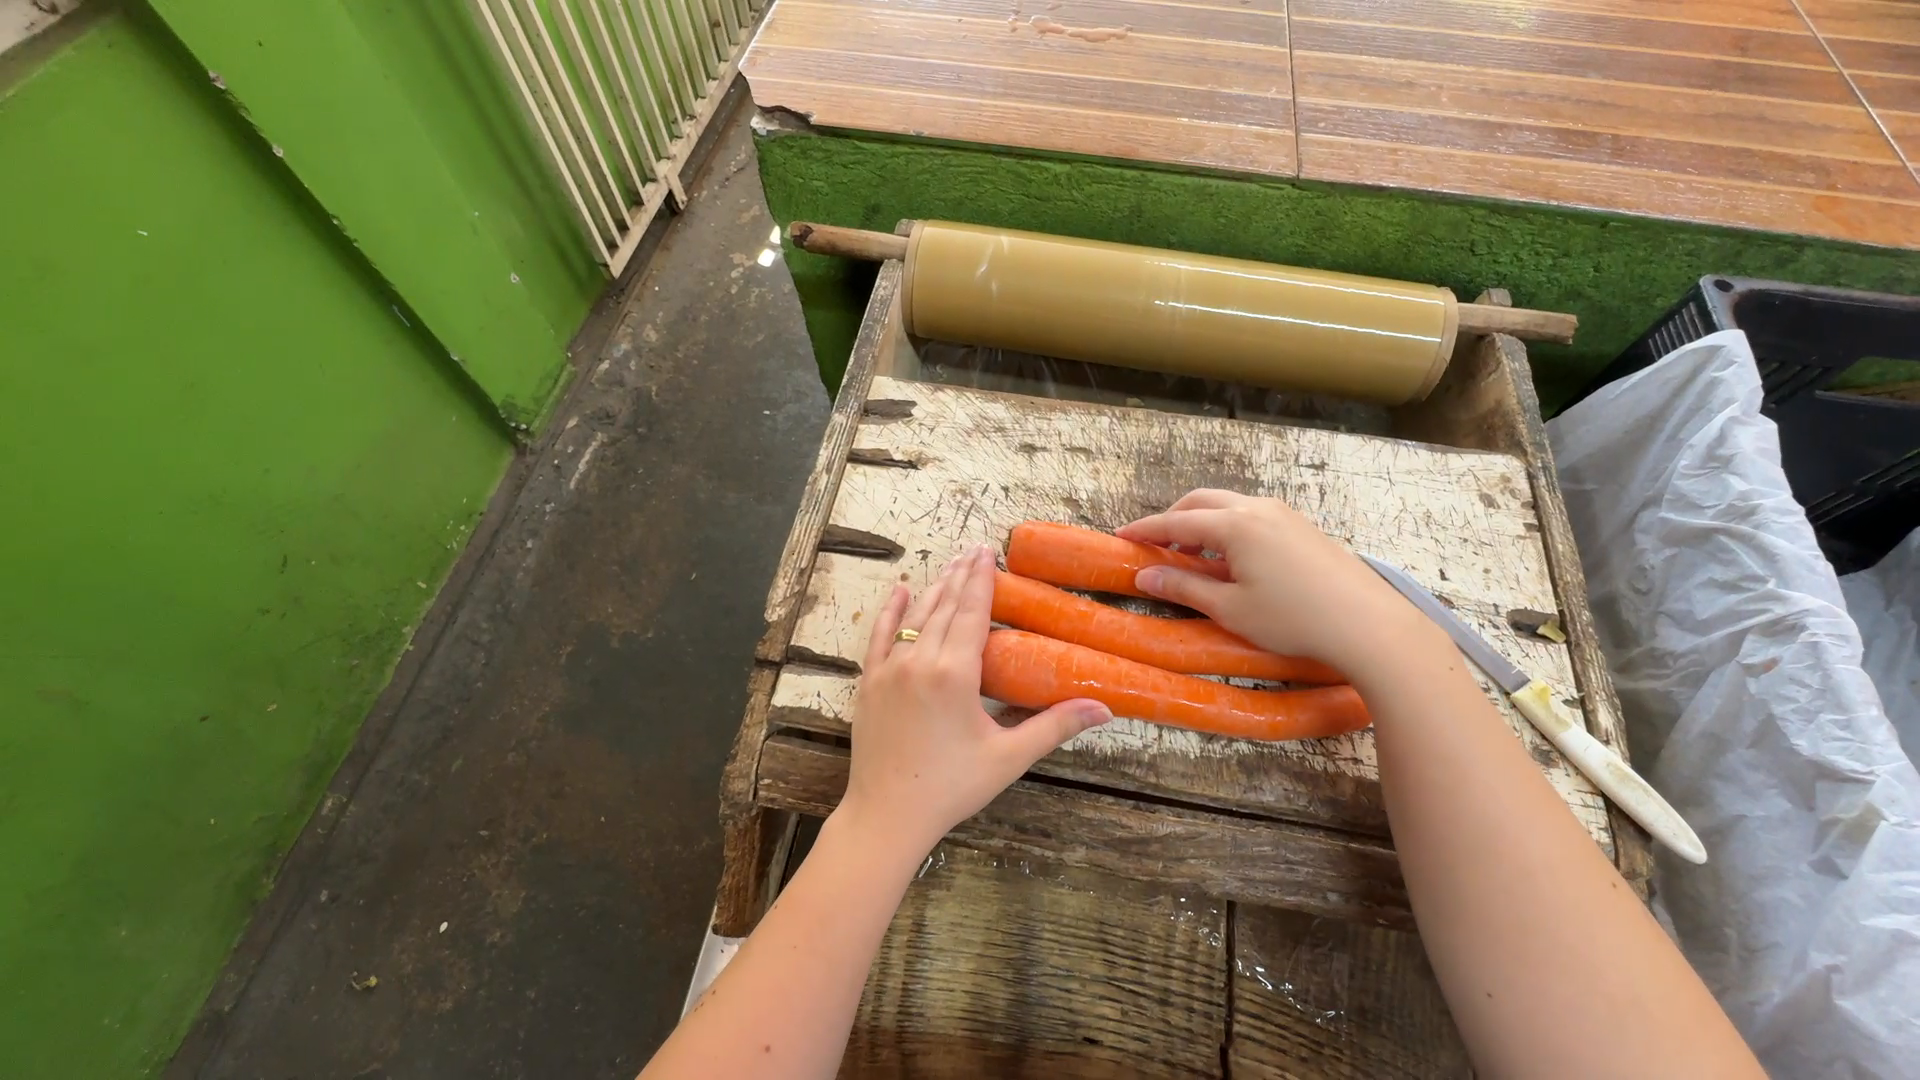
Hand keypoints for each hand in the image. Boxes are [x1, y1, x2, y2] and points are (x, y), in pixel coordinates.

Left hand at [836, 545, 1110, 858]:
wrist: (887, 816)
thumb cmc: (951, 788)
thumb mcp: (1008, 757)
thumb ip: (1054, 726)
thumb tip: (1104, 708)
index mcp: (955, 674)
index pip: (973, 612)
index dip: (982, 580)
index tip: (988, 553)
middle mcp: (919, 661)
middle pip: (945, 607)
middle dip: (961, 576)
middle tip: (974, 550)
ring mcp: (889, 670)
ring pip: (915, 617)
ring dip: (934, 589)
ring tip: (950, 565)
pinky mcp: (869, 683)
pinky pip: (880, 637)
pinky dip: (891, 612)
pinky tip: (899, 591)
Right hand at [1117, 489, 1439, 681]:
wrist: (1367, 624)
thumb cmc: (1292, 618)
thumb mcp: (1230, 608)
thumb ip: (1184, 587)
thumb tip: (1145, 575)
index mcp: (1235, 524)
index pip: (1176, 522)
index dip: (1145, 529)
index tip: (1120, 536)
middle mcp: (1257, 508)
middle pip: (1201, 503)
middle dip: (1173, 520)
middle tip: (1154, 547)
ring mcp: (1284, 514)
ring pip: (1228, 506)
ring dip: (1202, 524)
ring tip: (1191, 558)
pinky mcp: (1302, 526)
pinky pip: (1252, 515)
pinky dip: (1228, 529)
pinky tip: (1231, 561)